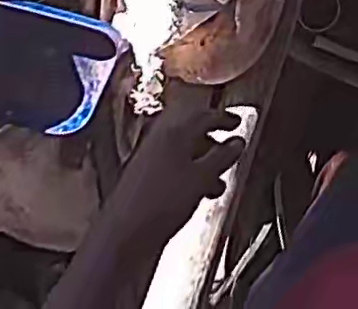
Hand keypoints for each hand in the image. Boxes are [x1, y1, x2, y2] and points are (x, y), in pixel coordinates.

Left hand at [108, 100, 245, 246]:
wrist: (120, 242)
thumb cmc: (163, 203)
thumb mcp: (203, 177)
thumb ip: (223, 156)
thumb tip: (238, 142)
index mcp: (175, 133)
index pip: (205, 116)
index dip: (224, 118)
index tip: (237, 122)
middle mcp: (158, 142)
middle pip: (192, 134)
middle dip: (212, 143)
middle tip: (228, 150)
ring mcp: (145, 162)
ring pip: (181, 154)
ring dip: (201, 164)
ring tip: (216, 182)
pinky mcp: (137, 184)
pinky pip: (170, 170)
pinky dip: (186, 176)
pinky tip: (195, 195)